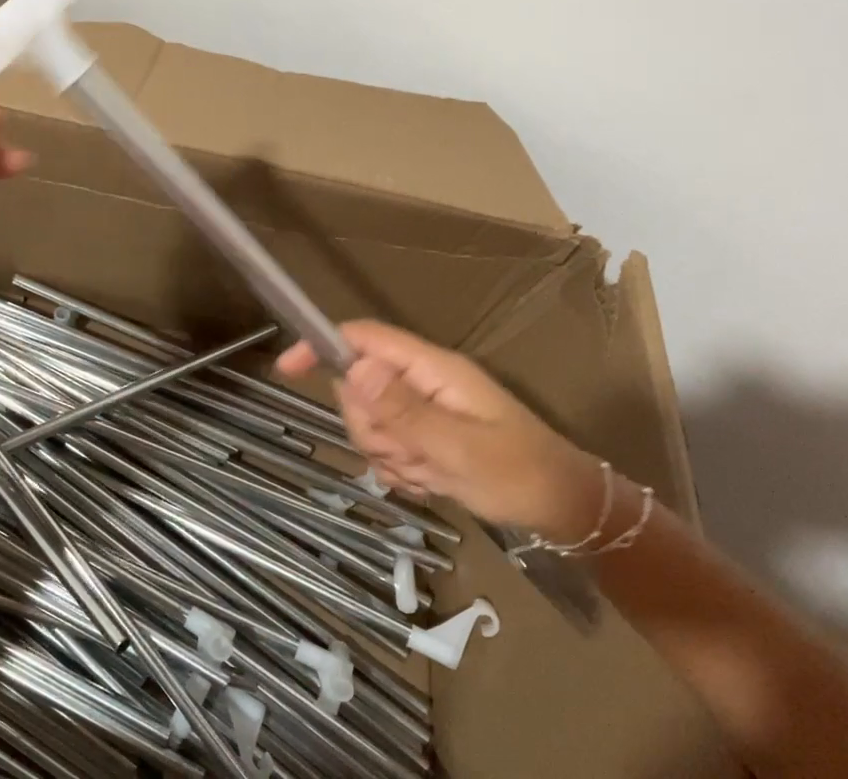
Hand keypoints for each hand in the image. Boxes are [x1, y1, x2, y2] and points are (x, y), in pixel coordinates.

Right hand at [278, 320, 605, 538]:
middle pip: (358, 388)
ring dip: (388, 453)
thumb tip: (354, 366)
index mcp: (432, 369)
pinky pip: (386, 447)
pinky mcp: (423, 435)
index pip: (365, 340)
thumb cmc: (517, 471)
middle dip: (371, 426)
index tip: (287, 369)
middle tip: (408, 452)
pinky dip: (398, 468)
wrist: (560, 508)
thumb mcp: (458, 446)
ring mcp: (423, 409)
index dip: (323, 346)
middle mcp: (423, 382)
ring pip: (369, 422)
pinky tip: (428, 481)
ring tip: (428, 472)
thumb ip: (403, 409)